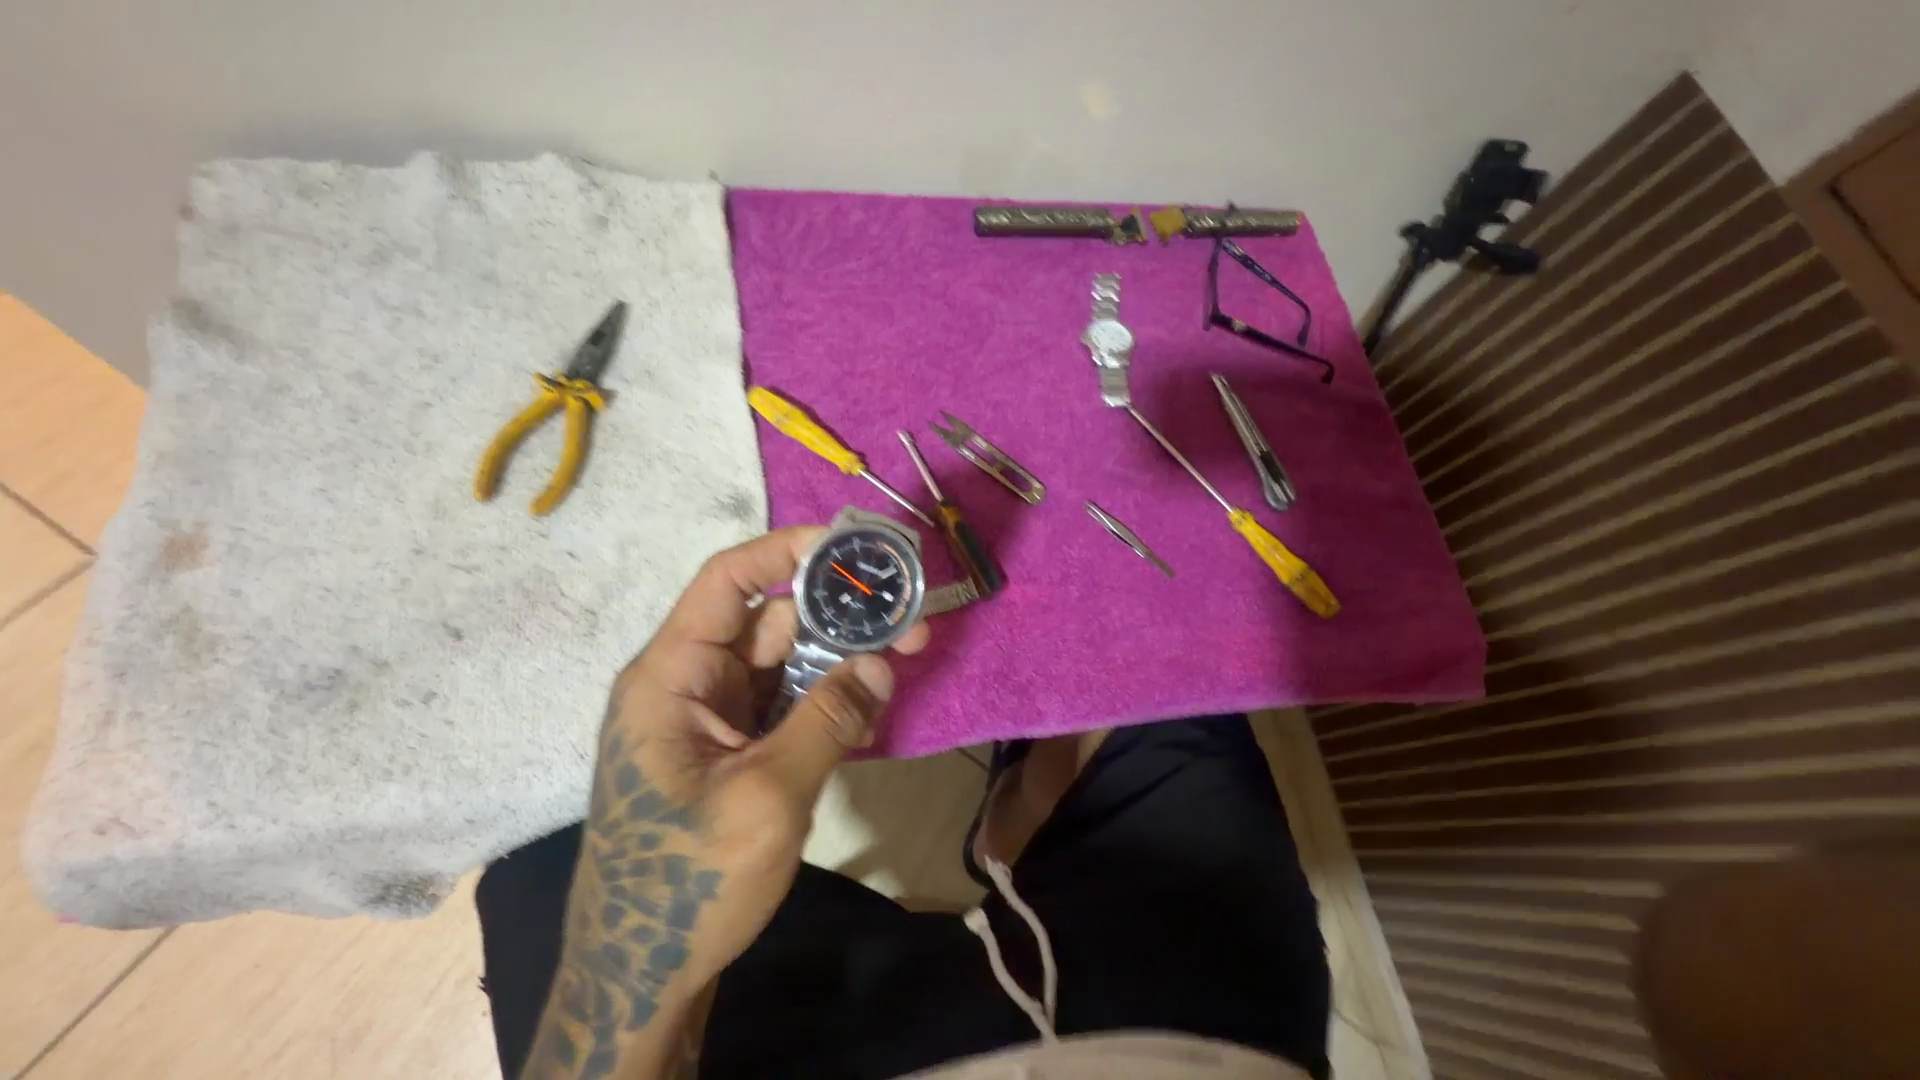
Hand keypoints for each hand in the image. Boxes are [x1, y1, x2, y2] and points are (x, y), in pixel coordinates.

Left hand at [525, 526, 928, 1078]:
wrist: (647, 971)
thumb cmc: (689, 877)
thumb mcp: (766, 795)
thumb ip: (827, 720)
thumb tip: (880, 663)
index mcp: (673, 676)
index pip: (728, 583)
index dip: (787, 551)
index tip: (853, 545)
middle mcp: (692, 685)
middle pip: (770, 622)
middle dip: (840, 612)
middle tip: (910, 614)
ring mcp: (716, 720)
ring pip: (786, 664)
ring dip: (843, 655)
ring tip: (908, 648)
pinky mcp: (737, 752)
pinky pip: (788, 705)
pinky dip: (830, 698)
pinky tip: (876, 697)